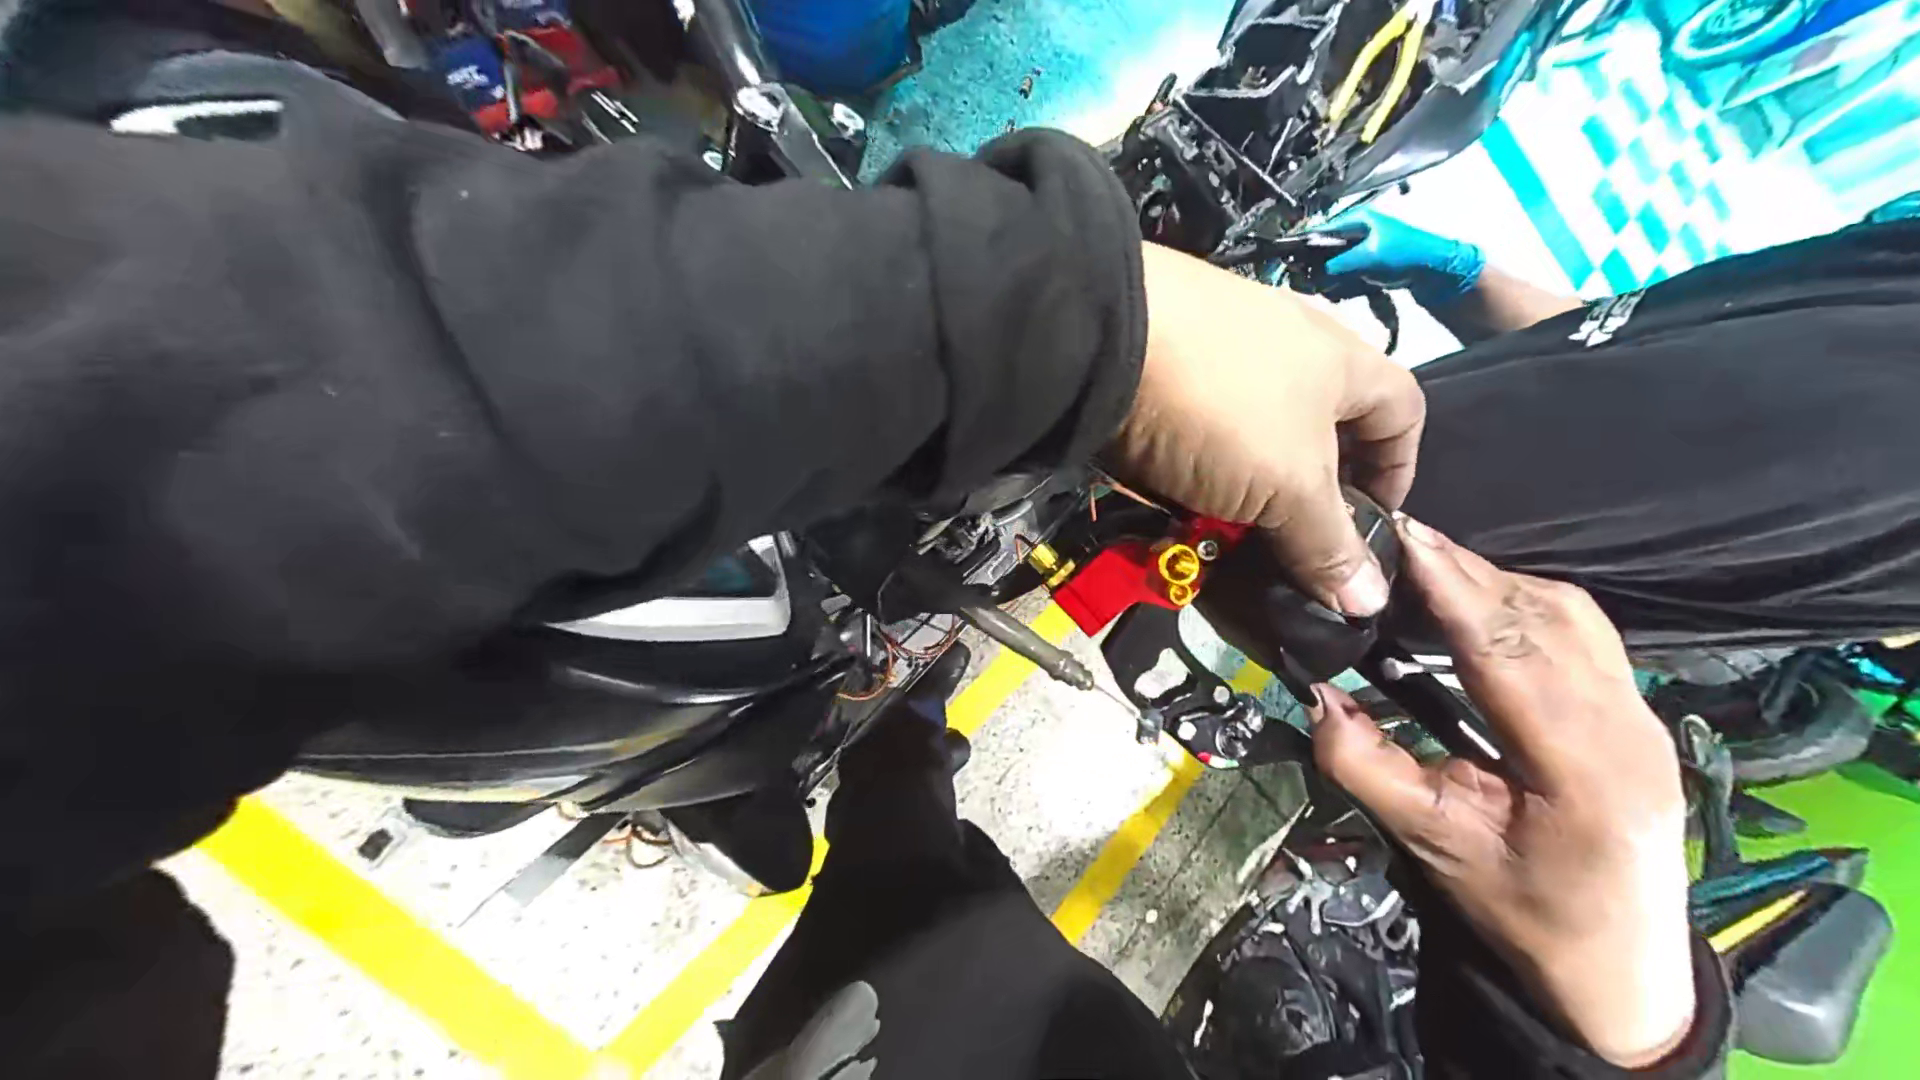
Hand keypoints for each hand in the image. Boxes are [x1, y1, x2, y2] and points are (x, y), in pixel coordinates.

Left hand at [1108, 243, 1424, 615]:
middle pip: (1318, 433)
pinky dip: (1193, 473)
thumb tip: (1369, 599)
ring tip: (1227, 531)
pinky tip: (1178, 500)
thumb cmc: (1221, 408)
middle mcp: (1285, 347)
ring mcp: (1216, 358)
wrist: (1101, 348)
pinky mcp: (1161, 376)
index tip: (1376, 526)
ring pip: (1248, 441)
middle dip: (1306, 495)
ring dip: (1243, 491)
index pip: (1402, 413)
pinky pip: (1194, 436)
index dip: (1398, 472)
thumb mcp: (1288, 481)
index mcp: (1343, 359)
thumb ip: (1327, 540)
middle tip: (1287, 543)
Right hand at [1305, 208, 1485, 306]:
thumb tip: (1308, 276)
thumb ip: (1336, 265)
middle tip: (1318, 285)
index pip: (1316, 233)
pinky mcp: (1358, 266)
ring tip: (1338, 291)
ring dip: (1327, 283)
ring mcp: (1354, 251)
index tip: (1294, 269)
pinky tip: (1344, 293)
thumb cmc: (1403, 255)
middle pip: (1317, 254)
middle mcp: (1351, 233)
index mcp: (1353, 221)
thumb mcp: (1368, 256)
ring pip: (1325, 269)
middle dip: (1316, 272)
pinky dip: (1337, 288)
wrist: (1434, 271)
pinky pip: (1337, 278)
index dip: (1302, 250)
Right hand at [1311, 517, 1695, 1067]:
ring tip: (1423, 563)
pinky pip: (1579, 628)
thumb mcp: (1429, 842)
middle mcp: (1626, 726)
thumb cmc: (1520, 907)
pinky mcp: (1632, 708)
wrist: (1614, 960)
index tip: (1404, 537)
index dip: (1454, 589)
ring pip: (1569, 613)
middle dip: (1465, 568)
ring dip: (1492, 577)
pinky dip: (1519, 597)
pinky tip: (1476, 598)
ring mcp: (1641, 713)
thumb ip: (1365, 766)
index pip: (1510, 652)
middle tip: (1394, 538)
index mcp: (1582, 767)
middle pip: (1544, 617)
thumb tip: (1315, 695)